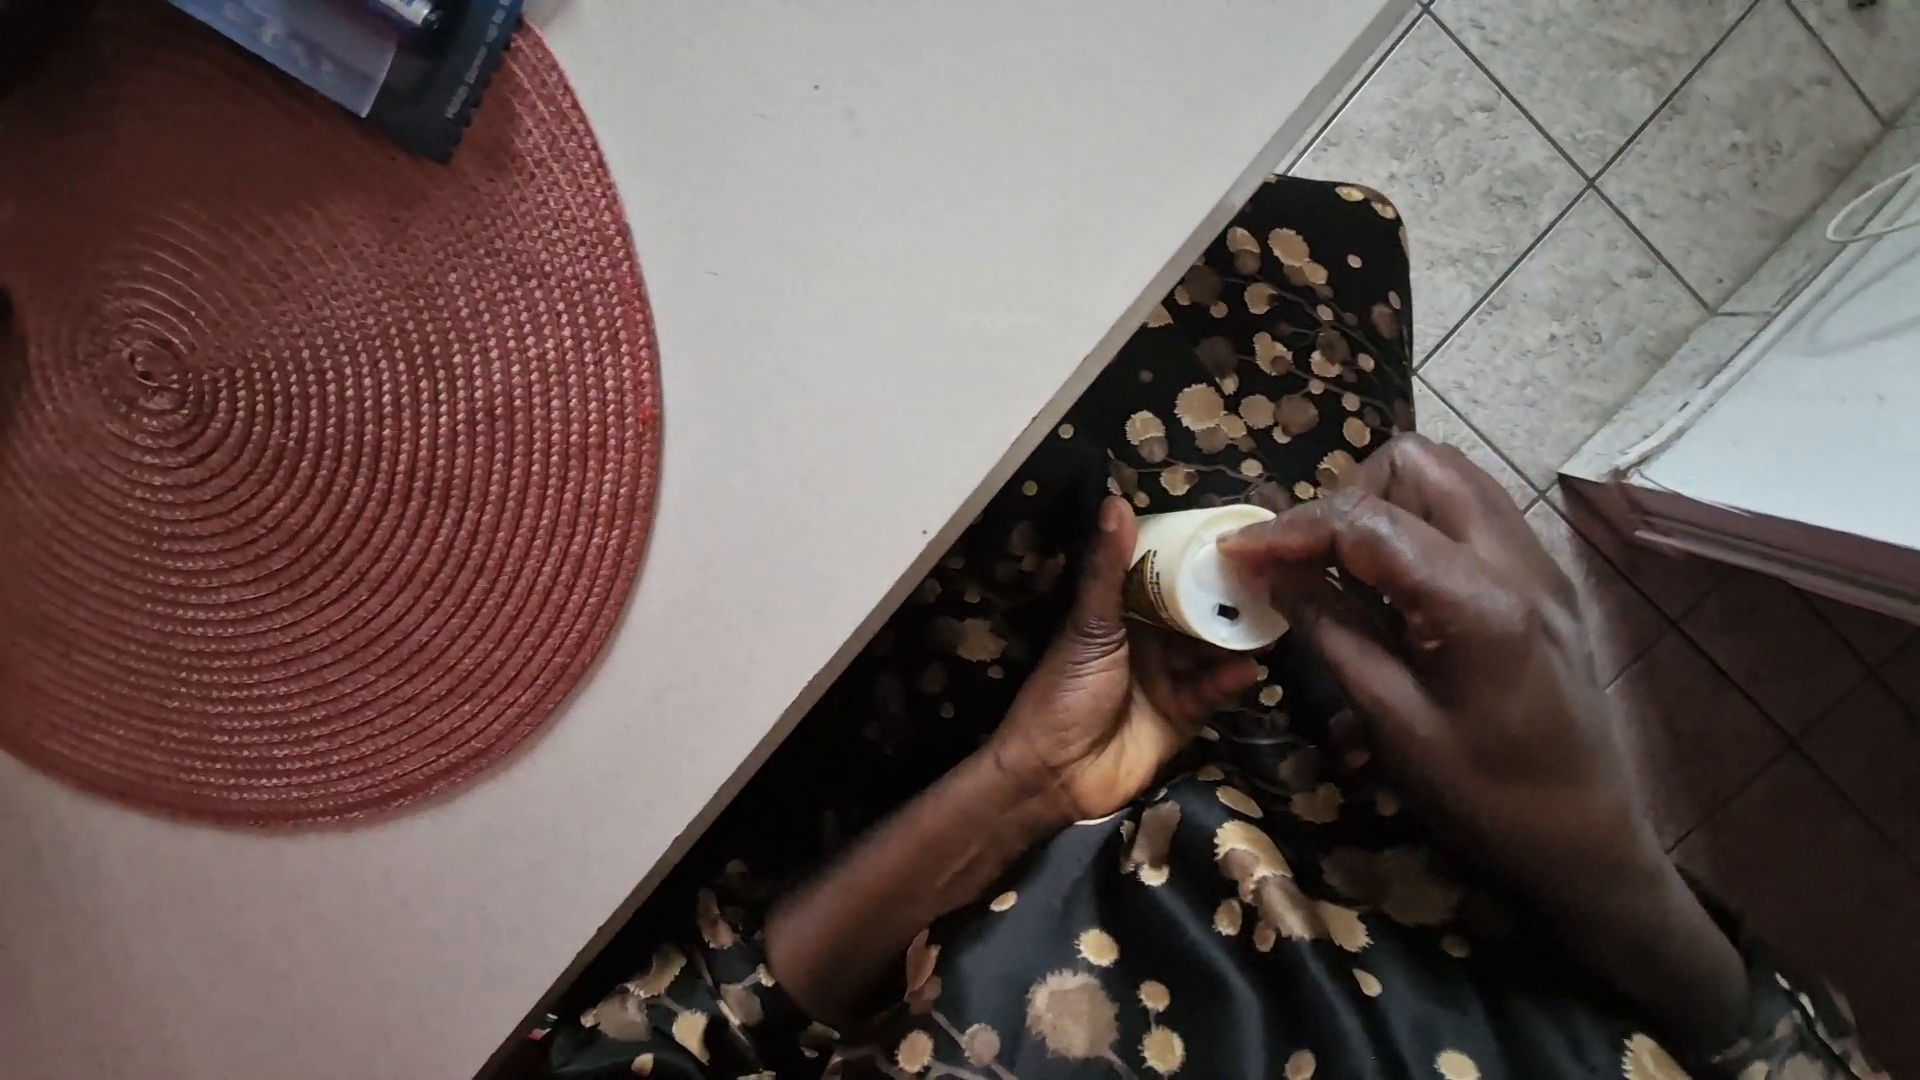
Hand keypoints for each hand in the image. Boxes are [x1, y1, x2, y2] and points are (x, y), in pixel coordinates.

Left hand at [988, 496, 1259, 823]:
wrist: (1057, 771)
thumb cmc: (1065, 690)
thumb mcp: (1089, 626)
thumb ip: (1107, 569)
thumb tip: (1116, 501)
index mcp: (1120, 614)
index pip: (1162, 577)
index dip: (1193, 559)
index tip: (1232, 538)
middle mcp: (1147, 640)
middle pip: (1194, 613)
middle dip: (1225, 600)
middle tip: (1267, 581)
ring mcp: (1168, 677)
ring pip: (1209, 649)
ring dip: (1233, 638)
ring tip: (1268, 622)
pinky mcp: (1184, 713)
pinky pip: (1212, 690)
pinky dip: (1228, 679)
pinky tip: (1245, 669)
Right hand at [1218, 434, 1745, 1052]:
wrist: (1588, 841)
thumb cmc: (1482, 794)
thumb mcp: (1389, 716)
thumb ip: (1328, 627)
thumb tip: (1267, 572)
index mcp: (1479, 603)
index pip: (1365, 523)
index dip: (1287, 530)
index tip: (1234, 550)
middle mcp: (1518, 559)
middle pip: (1415, 463)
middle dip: (1342, 498)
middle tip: (1304, 558)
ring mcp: (1537, 560)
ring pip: (1444, 474)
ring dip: (1376, 502)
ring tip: (1338, 562)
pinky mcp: (1539, 574)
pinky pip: (1464, 508)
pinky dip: (1409, 520)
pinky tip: (1385, 576)